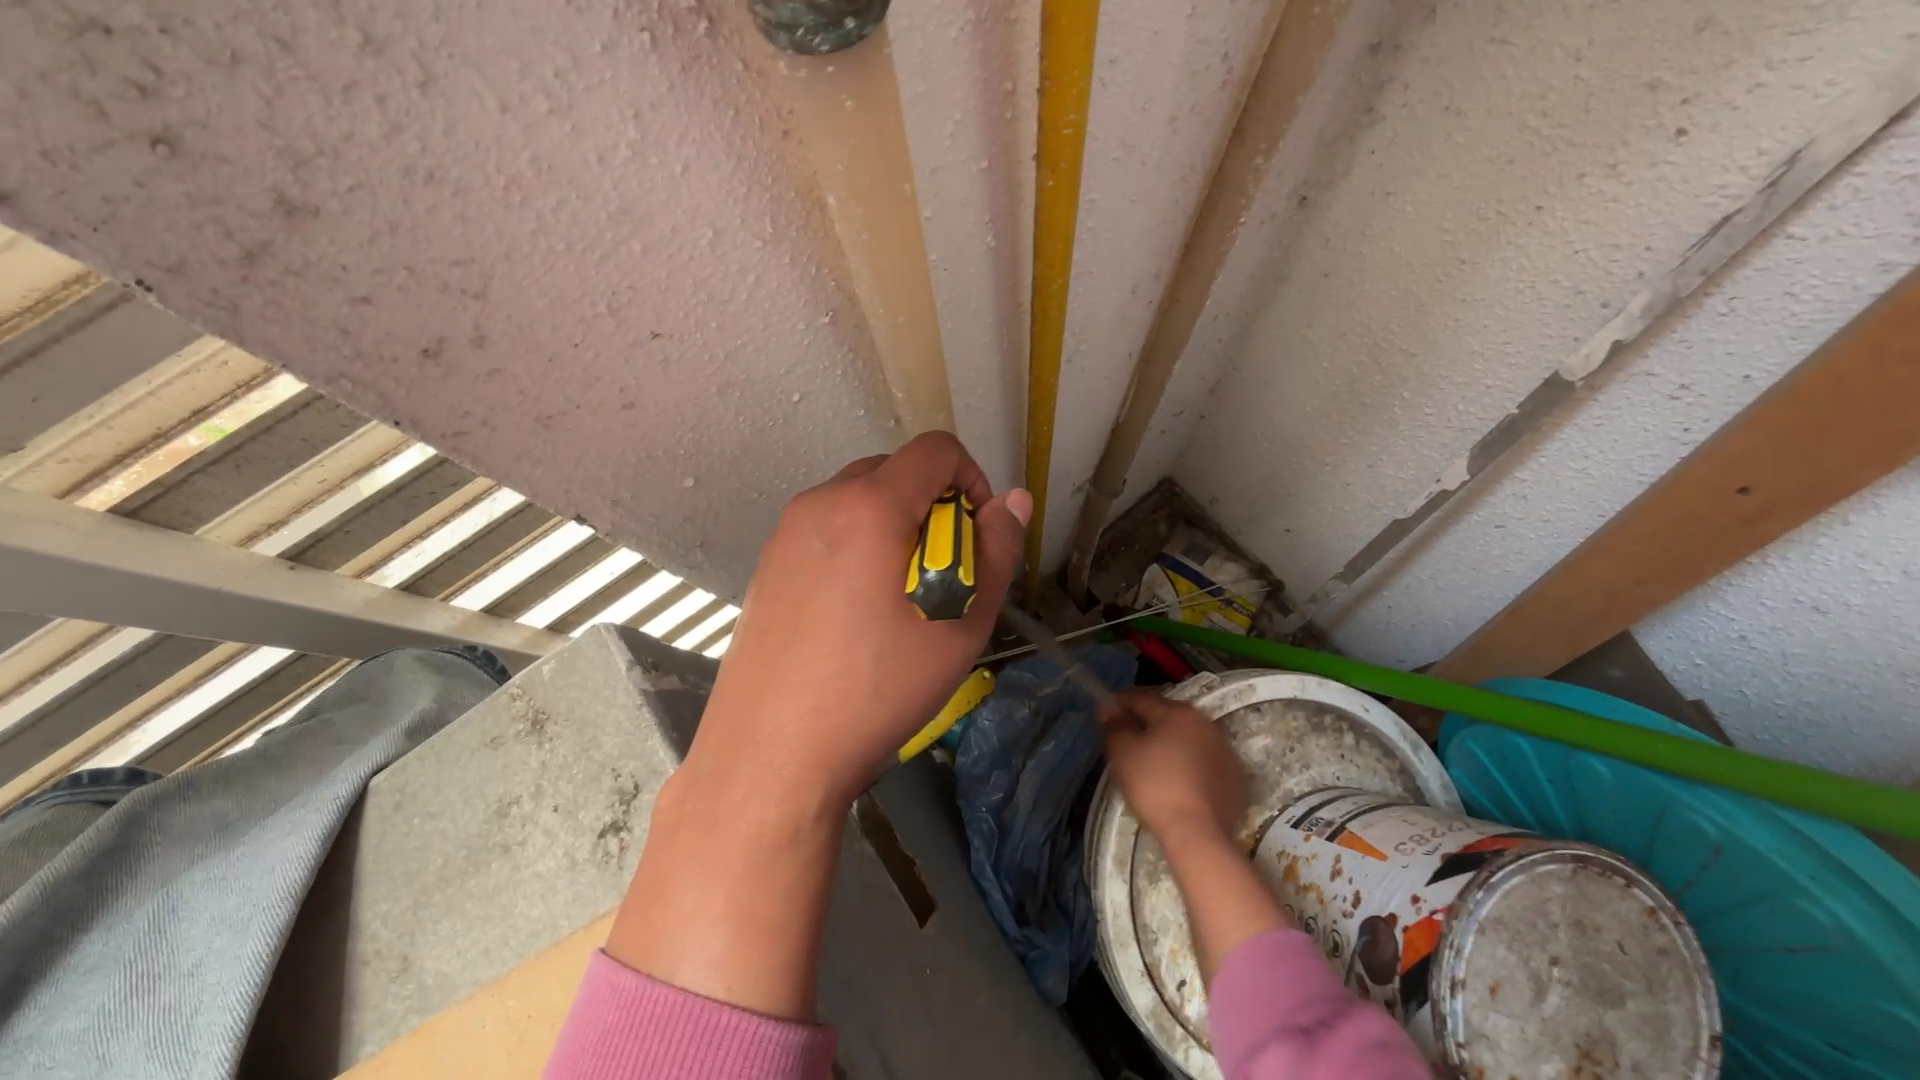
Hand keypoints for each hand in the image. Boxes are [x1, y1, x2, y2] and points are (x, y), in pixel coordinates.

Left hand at [687, 431, 1030, 806]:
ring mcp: (785, 535)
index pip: (935, 450)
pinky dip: (857, 552)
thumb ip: (995, 556)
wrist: (771, 755)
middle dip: (933, 510)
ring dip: (895, 532)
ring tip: (902, 605)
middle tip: (944, 578)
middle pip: (894, 472)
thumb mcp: (958, 629)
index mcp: (869, 507)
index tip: (978, 539)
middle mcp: (820, 504)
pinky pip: (826, 534)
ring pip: (858, 503)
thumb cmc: (875, 693)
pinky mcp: (767, 567)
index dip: (972, 481)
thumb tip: (1012, 503)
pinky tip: (857, 621)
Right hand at [1104, 690, 1246, 848]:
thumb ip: (1114, 726)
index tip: (1105, 713)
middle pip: (1167, 715)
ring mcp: (1224, 749)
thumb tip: (1109, 709)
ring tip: (1152, 760)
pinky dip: (1188, 762)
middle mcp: (1205, 723)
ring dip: (1170, 741)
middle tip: (1126, 738)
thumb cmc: (1154, 786)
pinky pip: (1203, 760)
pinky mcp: (1233, 775)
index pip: (1141, 699)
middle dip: (1146, 721)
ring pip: (1188, 737)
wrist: (1197, 831)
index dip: (1119, 704)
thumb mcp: (1123, 754)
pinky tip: (1177, 780)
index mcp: (1177, 712)